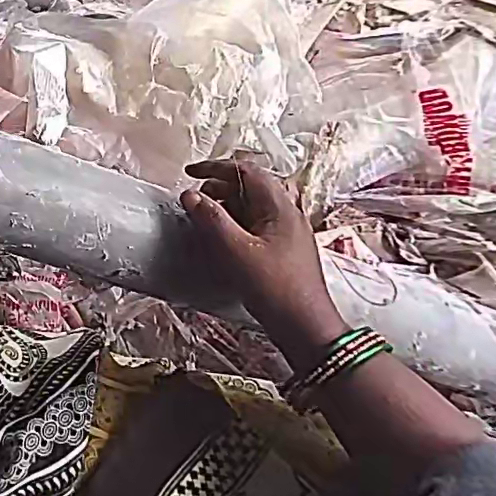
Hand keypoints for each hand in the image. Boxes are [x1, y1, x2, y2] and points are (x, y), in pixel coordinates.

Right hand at [179, 161, 347, 360]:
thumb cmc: (272, 286)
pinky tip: (222, 237)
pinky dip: (234, 220)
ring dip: (226, 204)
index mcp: (280, 208)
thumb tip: (189, 194)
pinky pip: (255, 222)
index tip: (190, 173)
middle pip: (251, 186)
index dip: (216, 168)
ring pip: (253, 205)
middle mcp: (287, 214)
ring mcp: (287, 232)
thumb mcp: (236, 250)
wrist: (306, 327)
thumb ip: (211, 219)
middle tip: (195, 199)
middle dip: (219, 186)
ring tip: (204, 218)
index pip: (247, 172)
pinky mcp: (283, 248)